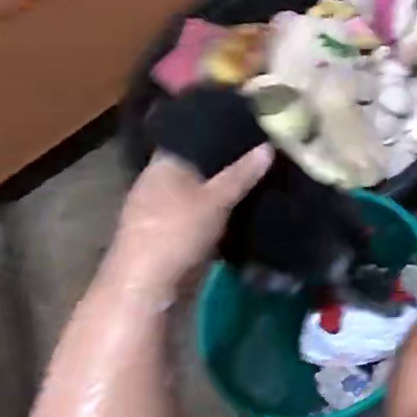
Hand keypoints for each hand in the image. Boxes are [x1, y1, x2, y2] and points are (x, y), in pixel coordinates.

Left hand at [109, 145, 271, 288]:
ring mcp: (163, 211)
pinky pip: (201, 217)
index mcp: (162, 165)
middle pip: (198, 168)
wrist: (148, 285)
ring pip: (200, 194)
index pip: (192, 138)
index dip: (219, 134)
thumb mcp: (217, 200)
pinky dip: (219, 215)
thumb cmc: (177, 232)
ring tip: (260, 183)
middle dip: (226, 165)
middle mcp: (159, 183)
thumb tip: (268, 146)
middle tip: (264, 157)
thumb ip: (241, 174)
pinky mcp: (171, 236)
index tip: (250, 132)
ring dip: (223, 194)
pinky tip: (242, 214)